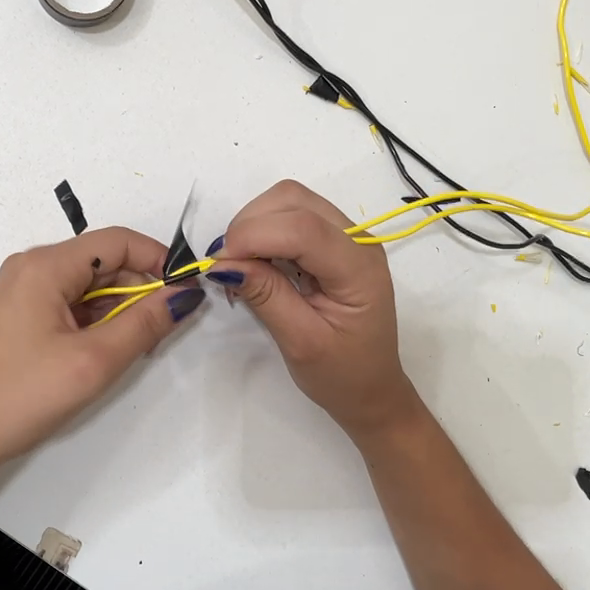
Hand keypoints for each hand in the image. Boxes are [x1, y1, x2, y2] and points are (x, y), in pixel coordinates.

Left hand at [0, 227, 205, 485]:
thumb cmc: (21, 396)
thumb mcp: (93, 362)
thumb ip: (144, 323)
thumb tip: (185, 293)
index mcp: (45, 265)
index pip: (118, 241)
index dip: (159, 260)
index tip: (188, 293)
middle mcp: (30, 267)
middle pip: (102, 260)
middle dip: (139, 288)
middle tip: (162, 331)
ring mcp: (19, 291)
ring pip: (87, 284)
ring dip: (118, 308)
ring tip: (134, 347)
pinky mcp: (16, 316)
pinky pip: (67, 303)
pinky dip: (94, 320)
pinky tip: (104, 352)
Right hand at [210, 180, 421, 440]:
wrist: (372, 390)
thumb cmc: (341, 375)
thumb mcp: (300, 343)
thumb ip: (266, 296)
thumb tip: (223, 263)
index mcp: (359, 269)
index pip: (303, 229)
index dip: (253, 236)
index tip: (218, 265)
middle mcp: (357, 240)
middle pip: (293, 200)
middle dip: (249, 225)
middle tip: (227, 267)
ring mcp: (346, 235)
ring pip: (289, 200)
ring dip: (254, 224)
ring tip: (241, 266)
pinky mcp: (332, 239)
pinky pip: (291, 214)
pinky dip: (263, 229)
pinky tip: (256, 262)